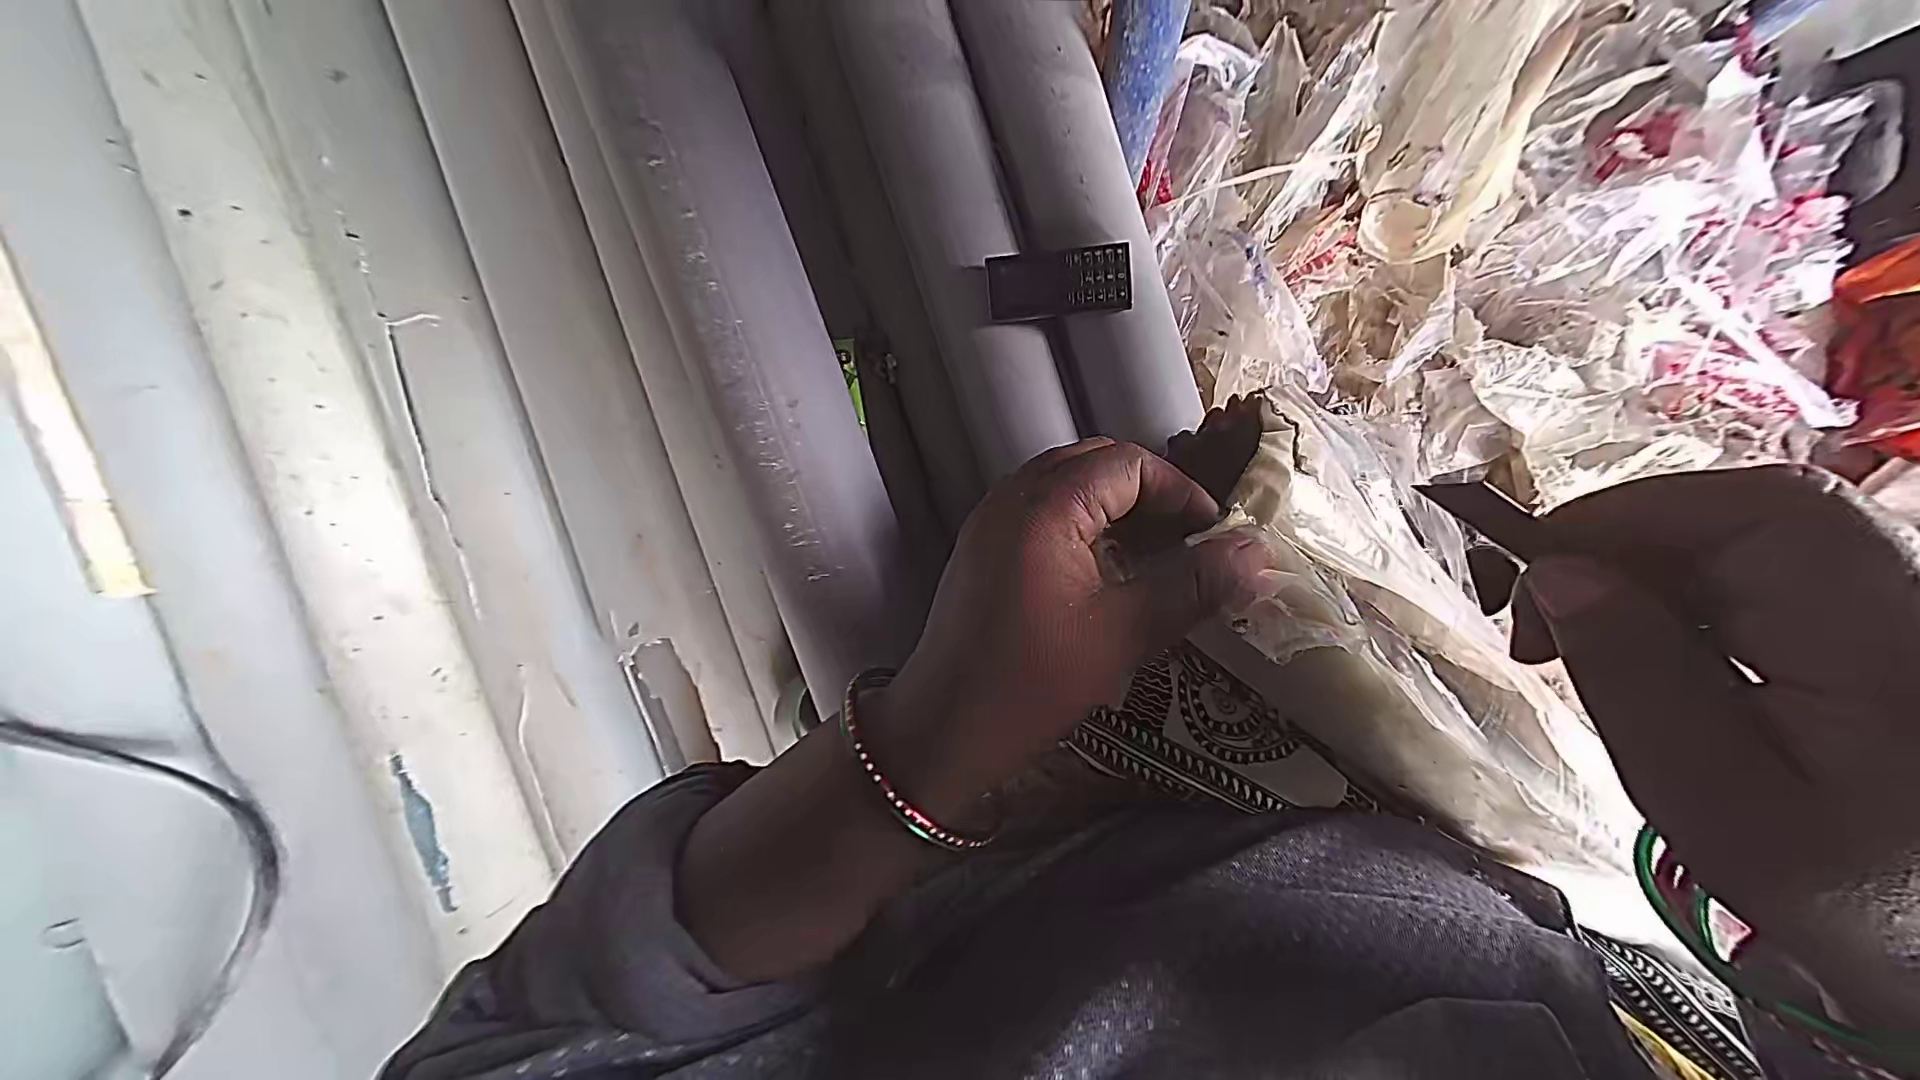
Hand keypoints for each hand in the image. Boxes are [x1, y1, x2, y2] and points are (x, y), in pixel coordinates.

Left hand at [679, 438, 1269, 982]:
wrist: (944, 725)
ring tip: (1150, 550)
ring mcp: (990, 518)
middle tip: (1185, 538)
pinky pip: (1039, 508)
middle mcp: (1010, 497)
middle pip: (1093, 462)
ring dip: (1113, 504)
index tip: (1211, 534)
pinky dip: (1079, 520)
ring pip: (1065, 482)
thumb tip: (1262, 556)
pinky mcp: (981, 545)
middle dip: (1147, 491)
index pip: (1127, 463)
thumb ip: (1193, 586)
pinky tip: (1102, 566)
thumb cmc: (1031, 682)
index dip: (1179, 490)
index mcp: (1044, 506)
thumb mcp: (1122, 635)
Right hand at [1509, 465, 1919, 1025]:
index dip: (1627, 515)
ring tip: (1573, 640)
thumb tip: (1554, 573)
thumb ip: (1631, 674)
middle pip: (1732, 516)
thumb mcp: (1705, 792)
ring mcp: (1891, 608)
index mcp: (1892, 645)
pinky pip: (1737, 571)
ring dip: (1624, 574)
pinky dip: (1658, 594)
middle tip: (1539, 626)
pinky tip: (1630, 643)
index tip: (1534, 574)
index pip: (1762, 511)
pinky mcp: (1863, 621)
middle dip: (1607, 551)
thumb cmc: (1832, 882)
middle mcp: (1910, 602)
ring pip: (1725, 539)